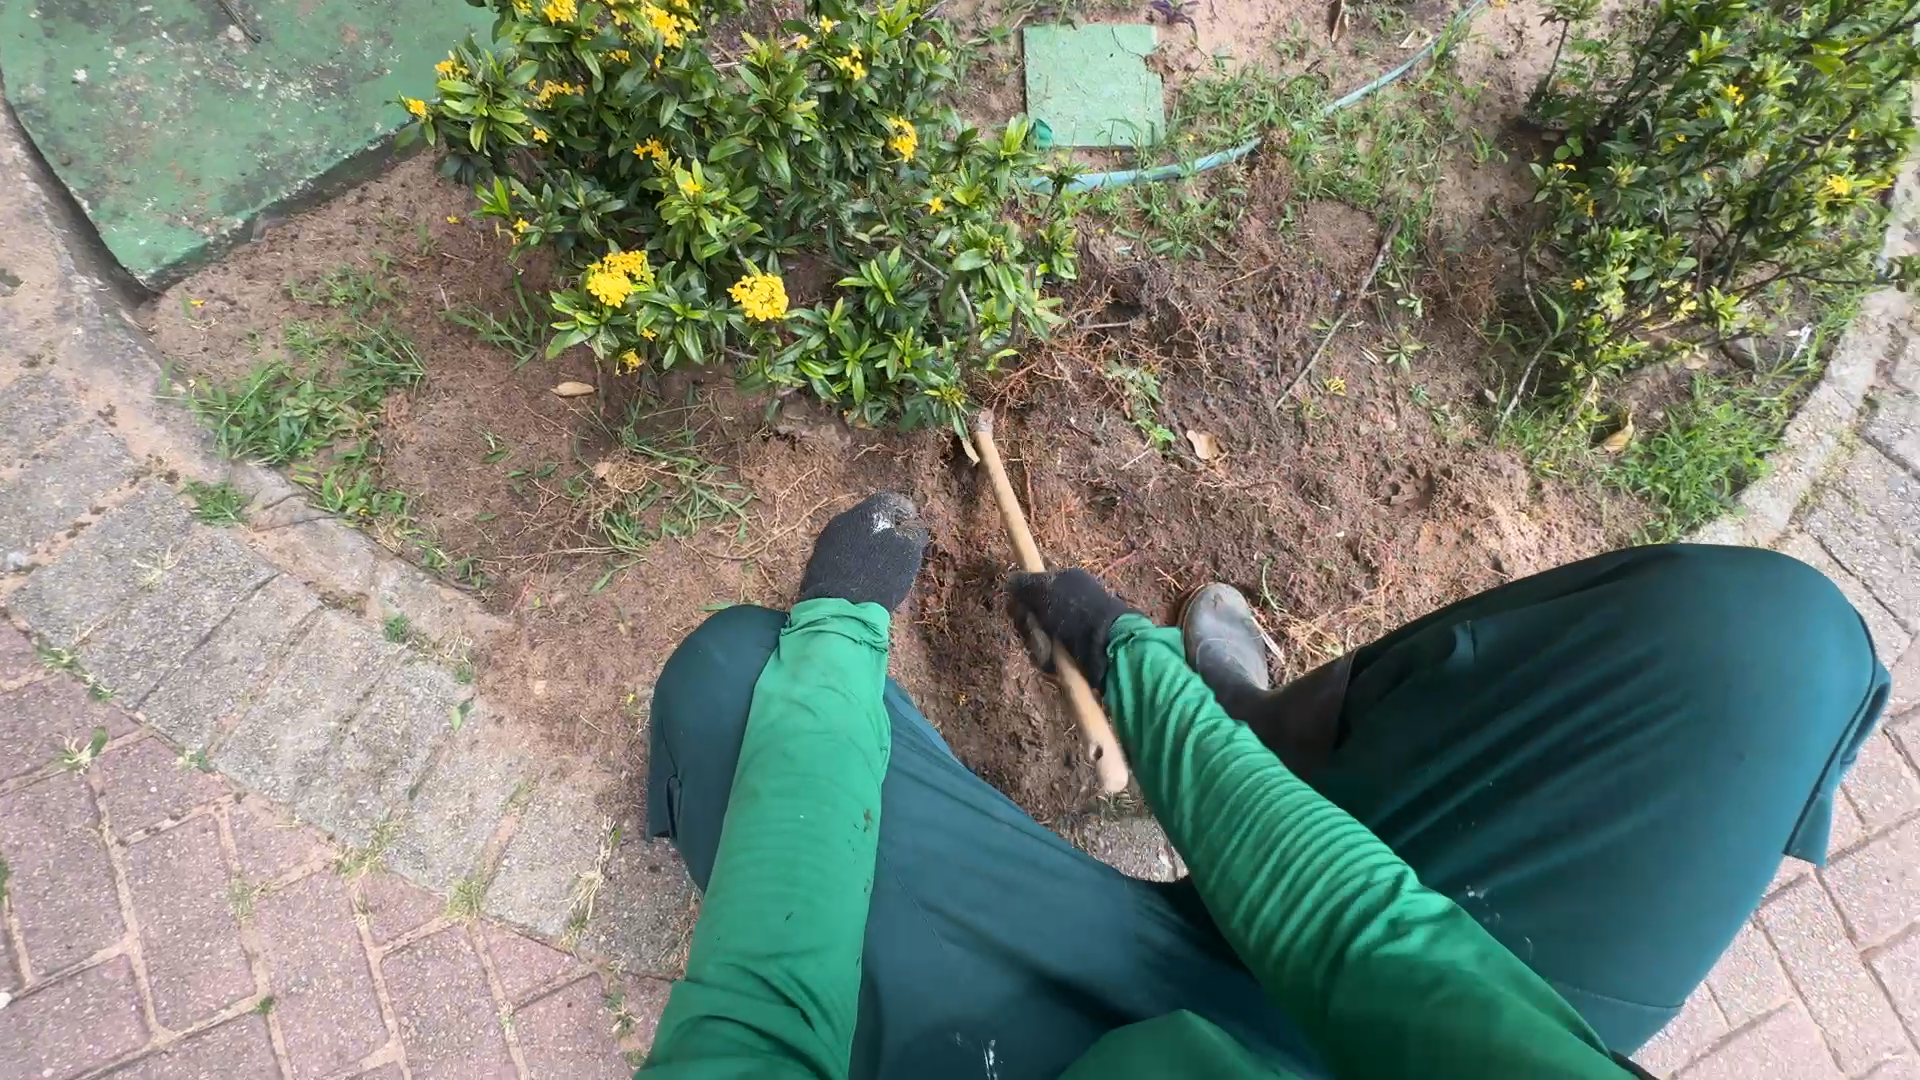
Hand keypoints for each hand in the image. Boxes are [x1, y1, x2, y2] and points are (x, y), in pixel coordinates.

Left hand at [798, 492, 928, 611]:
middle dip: (887, 528)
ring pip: (855, 535)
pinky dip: (856, 558)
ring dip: (870, 544)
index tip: (913, 522)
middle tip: (900, 545)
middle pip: (871, 517)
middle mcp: (845, 518)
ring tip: (882, 563)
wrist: (839, 605)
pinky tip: (863, 574)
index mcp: (868, 512)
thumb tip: (912, 526)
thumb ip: (914, 533)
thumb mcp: (908, 553)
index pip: (891, 500)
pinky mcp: (817, 559)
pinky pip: (843, 552)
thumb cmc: (880, 575)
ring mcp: (827, 539)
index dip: (905, 510)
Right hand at [1004, 568, 1136, 690]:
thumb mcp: (1045, 589)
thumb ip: (1024, 584)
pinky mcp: (1074, 653)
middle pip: (1034, 616)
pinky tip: (1054, 661)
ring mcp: (1073, 630)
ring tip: (1049, 649)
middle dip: (1029, 626)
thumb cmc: (1076, 611)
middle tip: (1035, 630)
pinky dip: (1048, 659)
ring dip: (1038, 645)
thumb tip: (1010, 581)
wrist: (1107, 645)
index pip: (1034, 589)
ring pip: (1039, 638)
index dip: (1023, 600)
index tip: (1018, 608)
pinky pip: (1049, 656)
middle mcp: (1070, 604)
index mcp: (1067, 583)